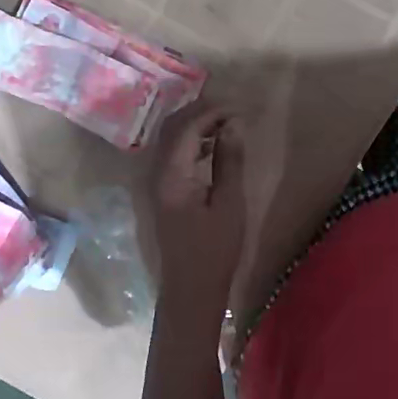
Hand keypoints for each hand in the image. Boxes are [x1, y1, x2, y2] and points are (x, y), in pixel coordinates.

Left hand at [152, 105, 248, 304]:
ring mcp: (157, 180)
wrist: (190, 289)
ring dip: (196, 124)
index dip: (213, 112)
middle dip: (201, 112)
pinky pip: (173, 153)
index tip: (240, 109)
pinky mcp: (163, 190)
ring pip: (171, 138)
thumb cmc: (214, 249)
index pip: (187, 127)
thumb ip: (229, 161)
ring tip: (226, 123)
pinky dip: (192, 141)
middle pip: (173, 126)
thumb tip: (233, 124)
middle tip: (232, 110)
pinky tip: (213, 146)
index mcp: (171, 173)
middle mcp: (157, 171)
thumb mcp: (229, 203)